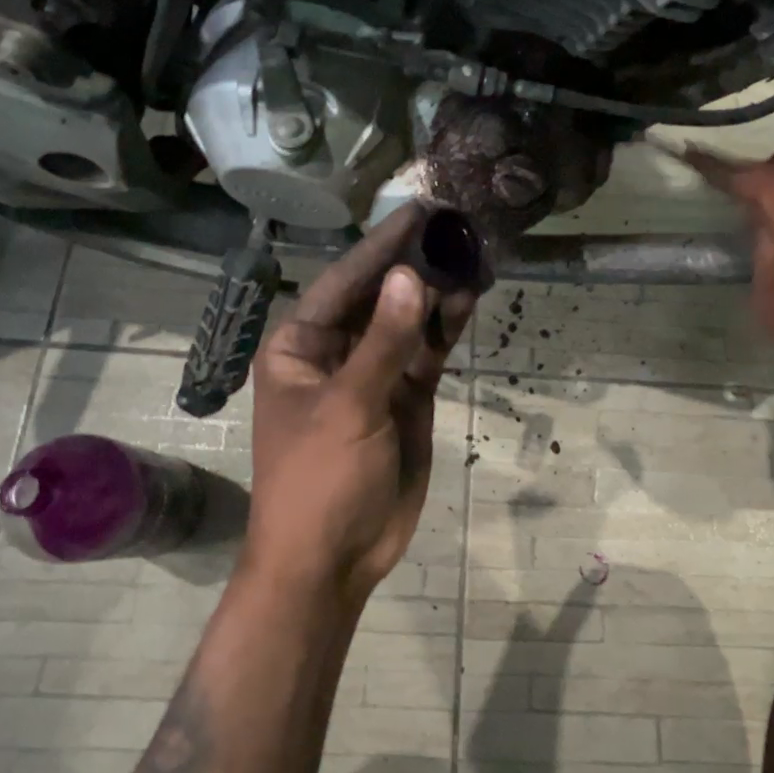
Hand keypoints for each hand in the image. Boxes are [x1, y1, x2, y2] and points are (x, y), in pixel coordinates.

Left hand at [244, 203, 474, 600]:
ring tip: (472, 253)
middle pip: (380, 295)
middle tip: (457, 225)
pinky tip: (469, 296)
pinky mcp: (405, 397)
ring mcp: (374, 373)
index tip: (419, 212)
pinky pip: (426, 351)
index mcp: (300, 345)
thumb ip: (385, 343)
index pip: (344, 280)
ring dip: (436, 290)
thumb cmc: (319, 479)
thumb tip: (411, 277)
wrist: (332, 560)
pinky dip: (446, 326)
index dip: (381, 246)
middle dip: (415, 263)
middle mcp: (335, 350)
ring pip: (408, 320)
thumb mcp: (348, 407)